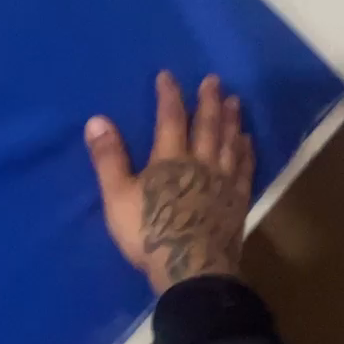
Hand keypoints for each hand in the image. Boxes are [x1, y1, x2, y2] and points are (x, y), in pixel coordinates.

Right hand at [84, 72, 253, 293]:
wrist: (191, 267)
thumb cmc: (148, 232)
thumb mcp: (117, 196)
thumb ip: (108, 158)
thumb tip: (97, 120)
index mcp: (170, 159)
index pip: (170, 119)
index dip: (168, 96)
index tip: (168, 76)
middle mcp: (201, 162)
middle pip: (207, 125)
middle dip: (208, 101)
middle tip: (214, 80)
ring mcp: (223, 181)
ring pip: (229, 142)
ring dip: (231, 120)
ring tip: (234, 102)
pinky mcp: (237, 199)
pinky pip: (244, 167)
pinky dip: (245, 150)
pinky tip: (246, 141)